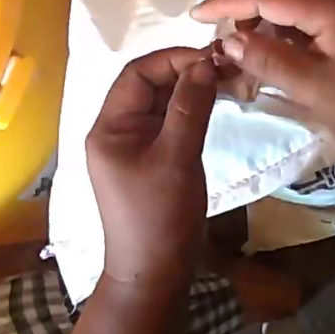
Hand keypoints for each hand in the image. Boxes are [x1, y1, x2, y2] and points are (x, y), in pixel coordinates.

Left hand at [86, 46, 218, 291]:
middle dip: (184, 72)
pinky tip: (214, 104)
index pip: (136, 74)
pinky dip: (190, 110)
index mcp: (108, 127)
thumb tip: (206, 64)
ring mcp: (132, 146)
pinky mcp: (150, 160)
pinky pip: (168, 123)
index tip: (212, 58)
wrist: (155, 275)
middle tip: (225, 67)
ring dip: (190, 90)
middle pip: (148, 85)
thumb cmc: (160, 217)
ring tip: (226, 81)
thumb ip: (190, 108)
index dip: (173, 59)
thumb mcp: (177, 159)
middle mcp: (115, 131)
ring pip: (160, 103)